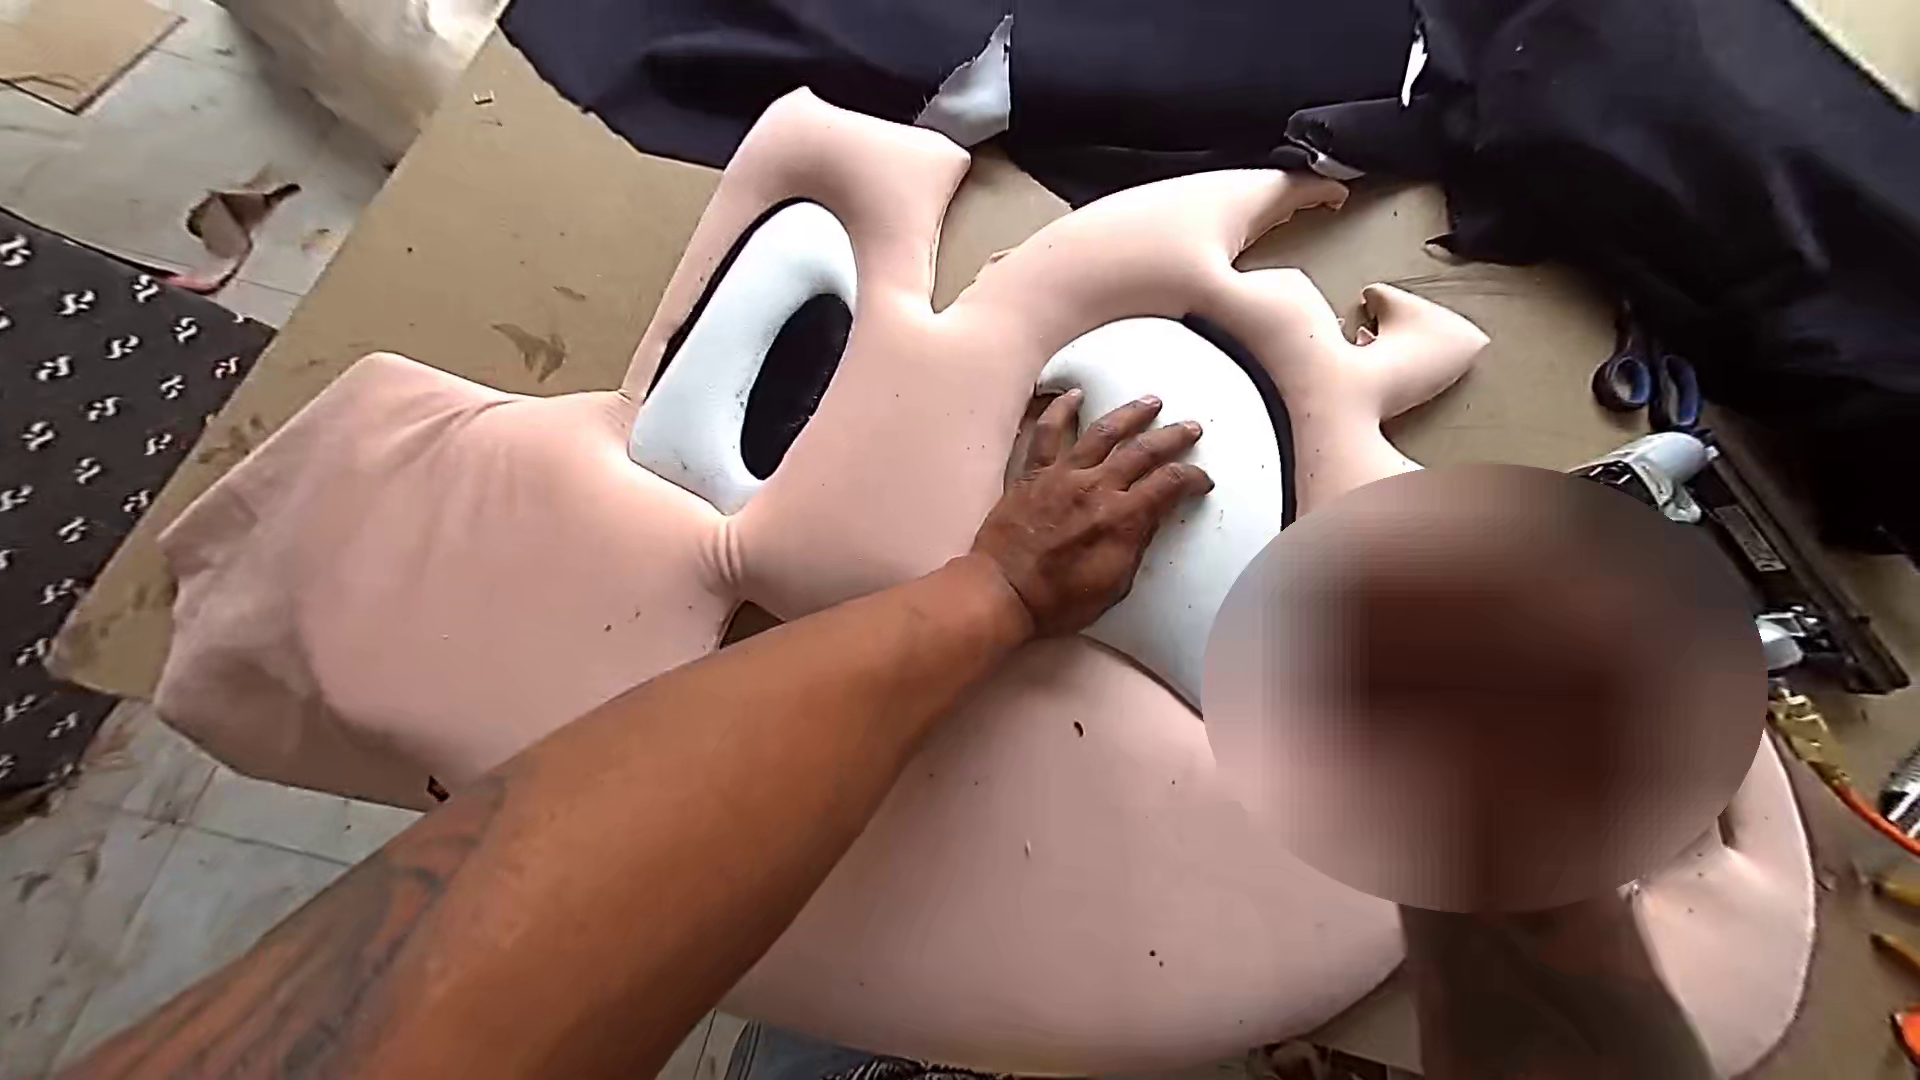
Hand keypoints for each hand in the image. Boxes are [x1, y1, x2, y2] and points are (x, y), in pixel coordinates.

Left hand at [971, 391, 1213, 636]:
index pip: (1169, 485)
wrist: (1001, 592)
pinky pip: (1046, 434)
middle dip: (1172, 438)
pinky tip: (1074, 395)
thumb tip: (1153, 515)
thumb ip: (1136, 545)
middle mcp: (1095, 488)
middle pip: (1143, 451)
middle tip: (1190, 428)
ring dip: (1130, 414)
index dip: (1192, 478)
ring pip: (1102, 432)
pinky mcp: (1032, 474)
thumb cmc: (1058, 600)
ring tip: (1151, 401)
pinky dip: (1060, 410)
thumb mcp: (1114, 585)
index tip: (1201, 480)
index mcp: (1121, 519)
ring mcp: (1061, 476)